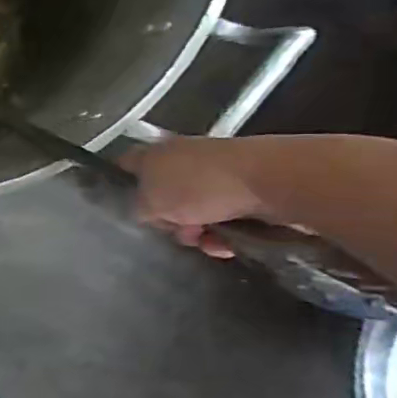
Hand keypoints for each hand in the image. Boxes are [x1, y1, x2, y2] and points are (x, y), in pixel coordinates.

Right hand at [119, 136, 268, 258]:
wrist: (277, 181)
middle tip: (177, 233)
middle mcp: (183, 157)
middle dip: (169, 220)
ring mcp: (220, 171)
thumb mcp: (149, 203)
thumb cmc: (199, 187)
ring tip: (211, 244)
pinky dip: (229, 231)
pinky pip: (229, 213)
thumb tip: (150, 215)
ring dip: (201, 230)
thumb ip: (138, 210)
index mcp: (153, 153)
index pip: (123, 168)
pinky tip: (231, 244)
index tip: (122, 210)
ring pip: (197, 208)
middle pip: (163, 194)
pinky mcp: (252, 186)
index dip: (119, 187)